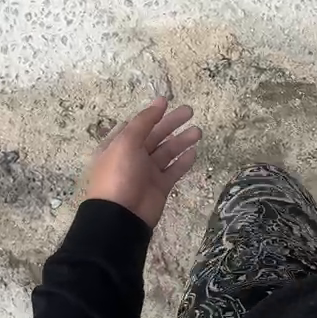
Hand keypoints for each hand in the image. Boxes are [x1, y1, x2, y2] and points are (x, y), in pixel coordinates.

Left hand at [82, 97, 201, 228]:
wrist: (121, 216)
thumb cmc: (119, 174)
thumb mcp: (126, 142)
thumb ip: (144, 122)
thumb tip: (159, 103)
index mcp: (118, 146)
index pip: (135, 126)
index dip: (150, 114)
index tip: (166, 101)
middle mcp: (132, 157)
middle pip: (154, 136)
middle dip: (171, 123)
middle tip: (190, 111)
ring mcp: (146, 173)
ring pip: (166, 152)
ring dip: (181, 141)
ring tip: (198, 131)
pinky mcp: (159, 187)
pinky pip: (173, 170)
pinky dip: (183, 161)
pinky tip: (194, 151)